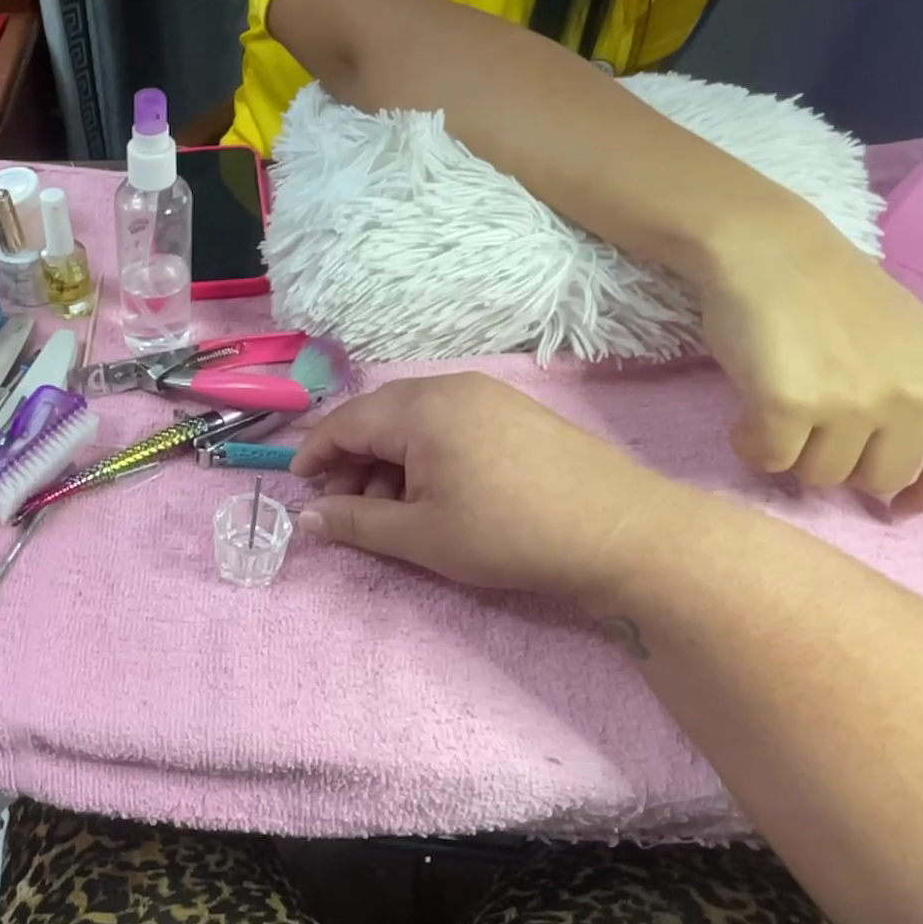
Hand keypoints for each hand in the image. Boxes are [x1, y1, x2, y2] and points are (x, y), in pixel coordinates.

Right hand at [291, 374, 702, 599]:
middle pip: (377, 416)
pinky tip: (432, 492)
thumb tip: (307, 517)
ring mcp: (486, 395)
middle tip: (346, 505)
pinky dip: (421, 453)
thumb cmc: (508, 533)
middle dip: (351, 459)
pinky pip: (445, 421)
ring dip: (386, 460)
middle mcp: (450, 388)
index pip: (346, 421)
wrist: (622, 532)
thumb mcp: (420, 535)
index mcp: (420, 410)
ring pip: (411, 420)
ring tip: (391, 508)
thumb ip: (355, 521)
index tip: (300, 487)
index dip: (315, 453)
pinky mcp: (512, 411)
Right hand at [697, 231, 922, 512]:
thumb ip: (915, 386)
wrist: (770, 258)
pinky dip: (748, 445)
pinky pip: (765, 458)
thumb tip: (921, 435)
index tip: (896, 509)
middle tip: (805, 440)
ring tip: (769, 419)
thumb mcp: (903, 339)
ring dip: (787, 455)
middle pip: (875, 478)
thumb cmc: (828, 293)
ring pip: (815, 474)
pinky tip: (742, 417)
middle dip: (836, 467)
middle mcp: (909, 397)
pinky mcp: (788, 407)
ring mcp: (849, 404)